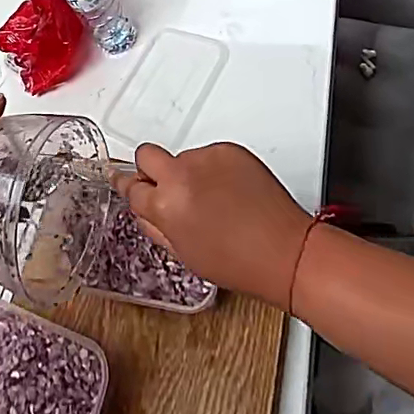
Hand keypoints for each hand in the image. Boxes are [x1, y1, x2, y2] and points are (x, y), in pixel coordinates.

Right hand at [114, 143, 314, 311]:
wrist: (287, 253)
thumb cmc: (241, 262)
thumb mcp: (183, 254)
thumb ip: (154, 226)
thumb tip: (142, 209)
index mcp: (164, 206)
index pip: (130, 185)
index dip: (128, 186)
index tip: (125, 181)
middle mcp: (181, 177)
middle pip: (146, 154)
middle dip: (150, 167)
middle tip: (165, 183)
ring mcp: (206, 160)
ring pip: (182, 156)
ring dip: (189, 172)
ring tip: (214, 198)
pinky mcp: (229, 151)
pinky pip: (210, 154)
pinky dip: (215, 168)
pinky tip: (230, 191)